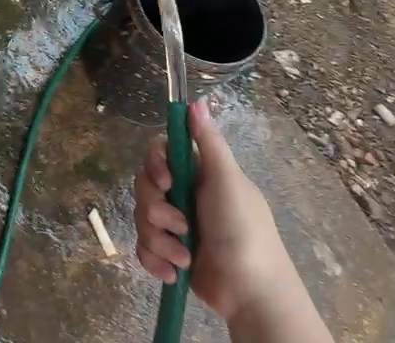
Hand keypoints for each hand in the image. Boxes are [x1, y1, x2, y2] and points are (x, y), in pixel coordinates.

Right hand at [133, 98, 295, 323]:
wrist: (252, 294)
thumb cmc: (243, 231)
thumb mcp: (228, 182)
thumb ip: (209, 143)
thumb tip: (195, 101)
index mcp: (199, 175)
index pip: (160, 154)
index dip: (154, 165)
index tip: (165, 182)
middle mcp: (185, 196)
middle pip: (145, 187)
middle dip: (156, 210)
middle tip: (180, 224)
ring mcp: (176, 226)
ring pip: (142, 218)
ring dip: (159, 240)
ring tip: (183, 257)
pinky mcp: (170, 254)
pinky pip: (144, 247)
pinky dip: (155, 260)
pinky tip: (174, 273)